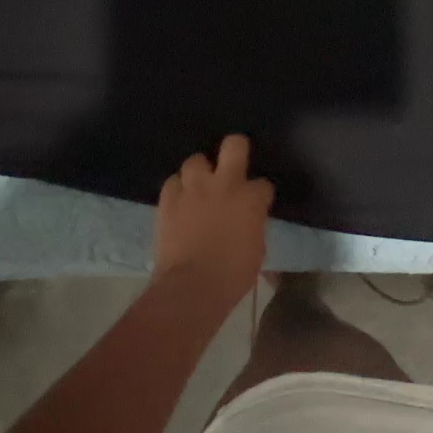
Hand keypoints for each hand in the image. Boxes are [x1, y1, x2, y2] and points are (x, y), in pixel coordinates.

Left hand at [154, 135, 274, 305]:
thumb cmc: (232, 275)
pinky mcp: (168, 201)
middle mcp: (225, 184)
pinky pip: (172, 183)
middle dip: (235, 149)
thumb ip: (253, 226)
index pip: (263, 184)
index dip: (260, 195)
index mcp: (251, 199)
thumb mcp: (256, 250)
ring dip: (199, 172)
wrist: (191, 287)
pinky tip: (180, 201)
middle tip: (232, 164)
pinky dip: (177, 189)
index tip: (257, 205)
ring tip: (199, 186)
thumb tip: (249, 223)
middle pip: (234, 145)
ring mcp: (194, 189)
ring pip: (196, 160)